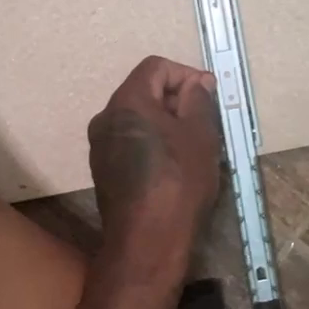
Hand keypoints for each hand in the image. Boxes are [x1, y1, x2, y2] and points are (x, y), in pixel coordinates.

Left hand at [87, 57, 223, 276]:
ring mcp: (100, 146)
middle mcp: (105, 118)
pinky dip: (151, 142)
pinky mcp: (103, 170)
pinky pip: (129, 141)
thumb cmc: (178, 181)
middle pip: (144, 91)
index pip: (156, 67)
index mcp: (127, 101)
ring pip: (136, 118)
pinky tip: (173, 165)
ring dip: (164, 122)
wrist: (147, 241)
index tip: (208, 96)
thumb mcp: (200, 134)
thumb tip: (197, 83)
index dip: (186, 74)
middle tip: (204, 120)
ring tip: (192, 144)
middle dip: (176, 99)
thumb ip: (198, 100)